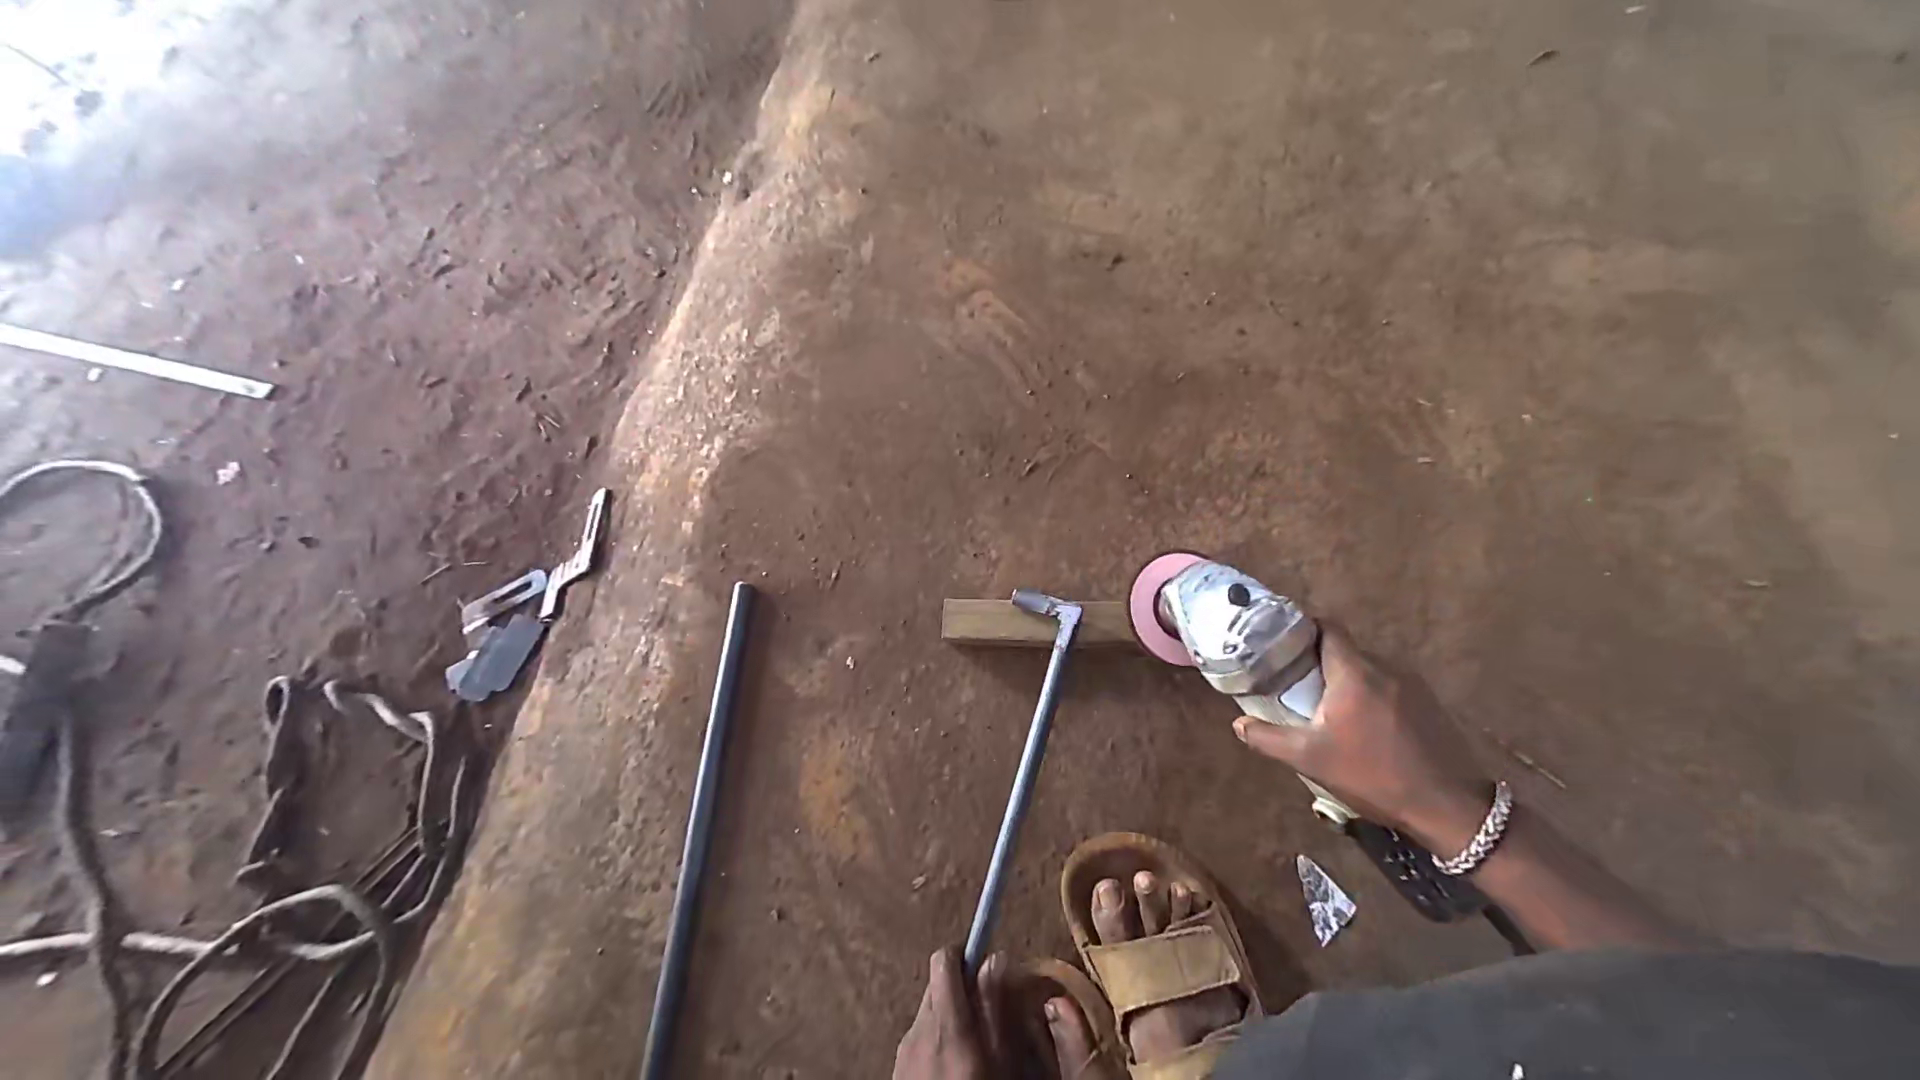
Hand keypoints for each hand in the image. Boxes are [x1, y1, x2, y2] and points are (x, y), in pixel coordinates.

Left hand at [892, 948, 1010, 1079]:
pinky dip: (934, 1039)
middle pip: (936, 983)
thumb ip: (994, 1007)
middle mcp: (920, 1028)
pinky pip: (917, 1036)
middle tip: (981, 1010)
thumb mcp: (999, 1057)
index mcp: (946, 1022)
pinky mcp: (897, 1066)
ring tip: (968, 1043)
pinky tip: (949, 1062)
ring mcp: (905, 1048)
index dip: (963, 953)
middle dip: (959, 987)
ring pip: (928, 1010)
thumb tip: (994, 959)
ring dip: (947, 1015)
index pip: (944, 960)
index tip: (981, 961)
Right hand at [1231, 624, 1491, 851]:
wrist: (1451, 809)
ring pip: (1368, 668)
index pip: (1329, 628)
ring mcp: (1414, 685)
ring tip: (1327, 706)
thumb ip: (1268, 738)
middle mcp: (1386, 669)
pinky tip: (1363, 725)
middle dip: (1319, 660)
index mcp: (1355, 673)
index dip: (1304, 628)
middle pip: (1346, 649)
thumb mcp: (1310, 759)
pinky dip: (1370, 694)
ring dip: (1345, 679)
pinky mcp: (1430, 705)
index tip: (1283, 643)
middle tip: (1295, 682)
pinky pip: (1389, 685)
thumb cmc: (1374, 776)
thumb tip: (1238, 724)